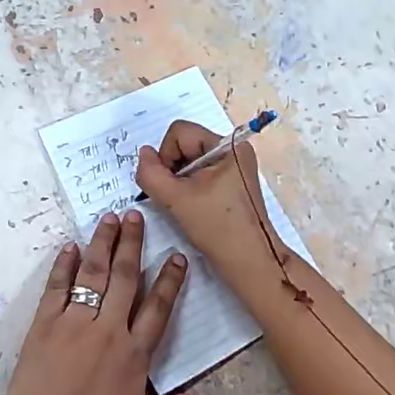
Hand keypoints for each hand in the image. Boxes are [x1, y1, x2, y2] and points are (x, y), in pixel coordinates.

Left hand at [0, 210, 220, 394]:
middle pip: (125, 278)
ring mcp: (73, 324)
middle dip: (132, 244)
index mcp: (134, 357)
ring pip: (93, 274)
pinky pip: (56, 288)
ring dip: (102, 244)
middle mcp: (107, 331)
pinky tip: (69, 247)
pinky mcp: (43, 326)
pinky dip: (64, 265)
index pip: (157, 309)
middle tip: (136, 214)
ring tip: (109, 218)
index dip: (169, 281)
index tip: (177, 255)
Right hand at [136, 121, 281, 272]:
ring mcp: (235, 165)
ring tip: (184, 203)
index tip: (169, 185)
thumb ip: (150, 173)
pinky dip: (190, 186)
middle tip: (175, 196)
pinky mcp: (233, 180)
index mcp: (227, 145)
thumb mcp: (175, 199)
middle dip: (172, 168)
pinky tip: (193, 206)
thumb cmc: (217, 228)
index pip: (179, 132)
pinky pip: (201, 171)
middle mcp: (234, 148)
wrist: (250, 262)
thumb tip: (144, 154)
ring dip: (179, 179)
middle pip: (185, 143)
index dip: (165, 156)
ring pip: (190, 159)